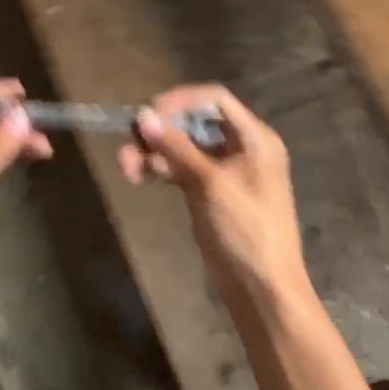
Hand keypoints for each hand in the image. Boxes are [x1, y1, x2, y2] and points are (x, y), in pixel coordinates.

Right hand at [118, 85, 306, 296]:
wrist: (262, 289)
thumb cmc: (246, 230)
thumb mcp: (210, 183)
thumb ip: (175, 147)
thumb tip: (142, 115)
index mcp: (255, 139)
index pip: (214, 100)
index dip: (180, 101)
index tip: (148, 114)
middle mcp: (240, 148)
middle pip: (193, 123)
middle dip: (159, 130)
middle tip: (129, 141)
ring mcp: (223, 171)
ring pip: (181, 147)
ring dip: (153, 151)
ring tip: (126, 165)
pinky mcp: (208, 192)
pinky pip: (180, 168)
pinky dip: (159, 169)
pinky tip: (138, 176)